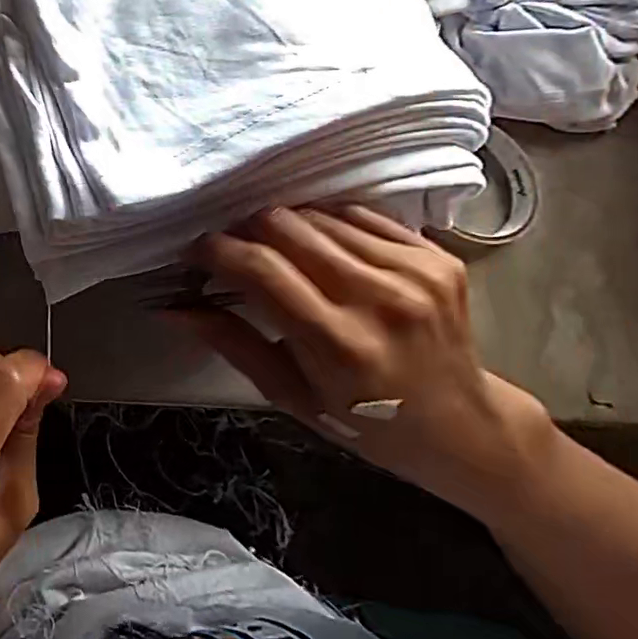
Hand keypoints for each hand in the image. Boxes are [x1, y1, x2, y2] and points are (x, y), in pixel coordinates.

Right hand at [171, 205, 553, 512]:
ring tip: (274, 247)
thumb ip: (233, 343)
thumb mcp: (292, 396)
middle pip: (287, 226)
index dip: (216, 250)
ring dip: (283, 224)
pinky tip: (317, 242)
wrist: (465, 425)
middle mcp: (379, 298)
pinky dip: (326, 221)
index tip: (195, 251)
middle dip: (245, 228)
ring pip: (319, 214)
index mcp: (340, 344)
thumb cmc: (367, 424)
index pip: (261, 269)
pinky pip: (360, 214)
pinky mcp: (436, 255)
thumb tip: (173, 307)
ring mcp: (415, 271)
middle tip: (232, 246)